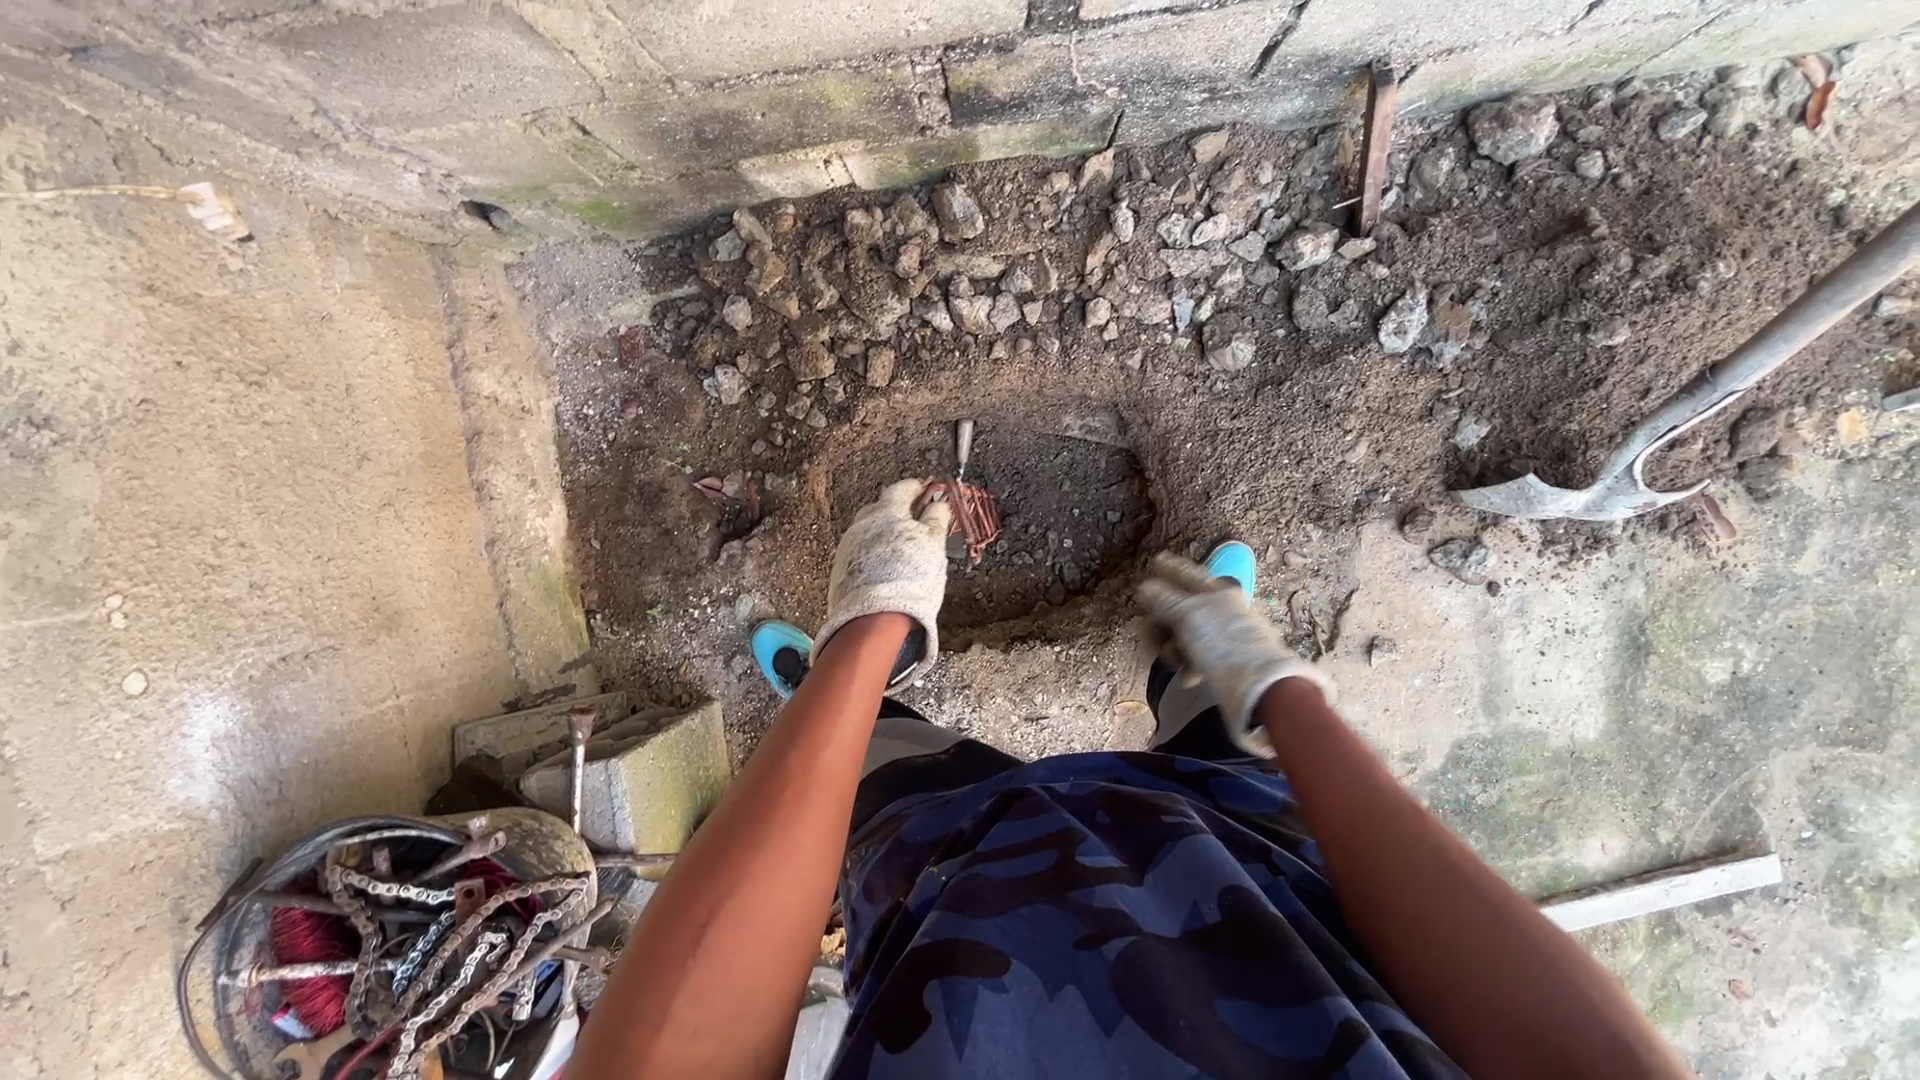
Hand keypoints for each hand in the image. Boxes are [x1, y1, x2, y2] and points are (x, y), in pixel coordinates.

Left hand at [812, 479, 952, 684]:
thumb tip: (939, 504)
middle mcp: (862, 524)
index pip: (901, 489)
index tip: (924, 490)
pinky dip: (873, 553)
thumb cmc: (911, 577)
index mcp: (886, 512)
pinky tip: (884, 567)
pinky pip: (860, 552)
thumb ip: (936, 520)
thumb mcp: (934, 545)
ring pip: (868, 531)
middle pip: (880, 508)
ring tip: (900, 547)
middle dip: (896, 510)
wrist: (875, 618)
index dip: (915, 488)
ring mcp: (848, 546)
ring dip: (883, 533)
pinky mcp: (841, 569)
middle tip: (913, 519)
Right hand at [1136, 551, 1334, 755]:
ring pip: (1186, 634)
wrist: (1258, 685)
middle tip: (1153, 635)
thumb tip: (1145, 586)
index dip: (1172, 568)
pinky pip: (1197, 656)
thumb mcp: (1187, 616)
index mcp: (1218, 592)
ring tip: (1175, 662)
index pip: (1189, 574)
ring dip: (1174, 648)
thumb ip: (1163, 600)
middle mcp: (1223, 610)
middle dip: (1163, 622)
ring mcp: (1225, 637)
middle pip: (1182, 607)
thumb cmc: (1221, 643)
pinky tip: (1188, 677)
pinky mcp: (1225, 662)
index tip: (1157, 560)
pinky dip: (1188, 665)